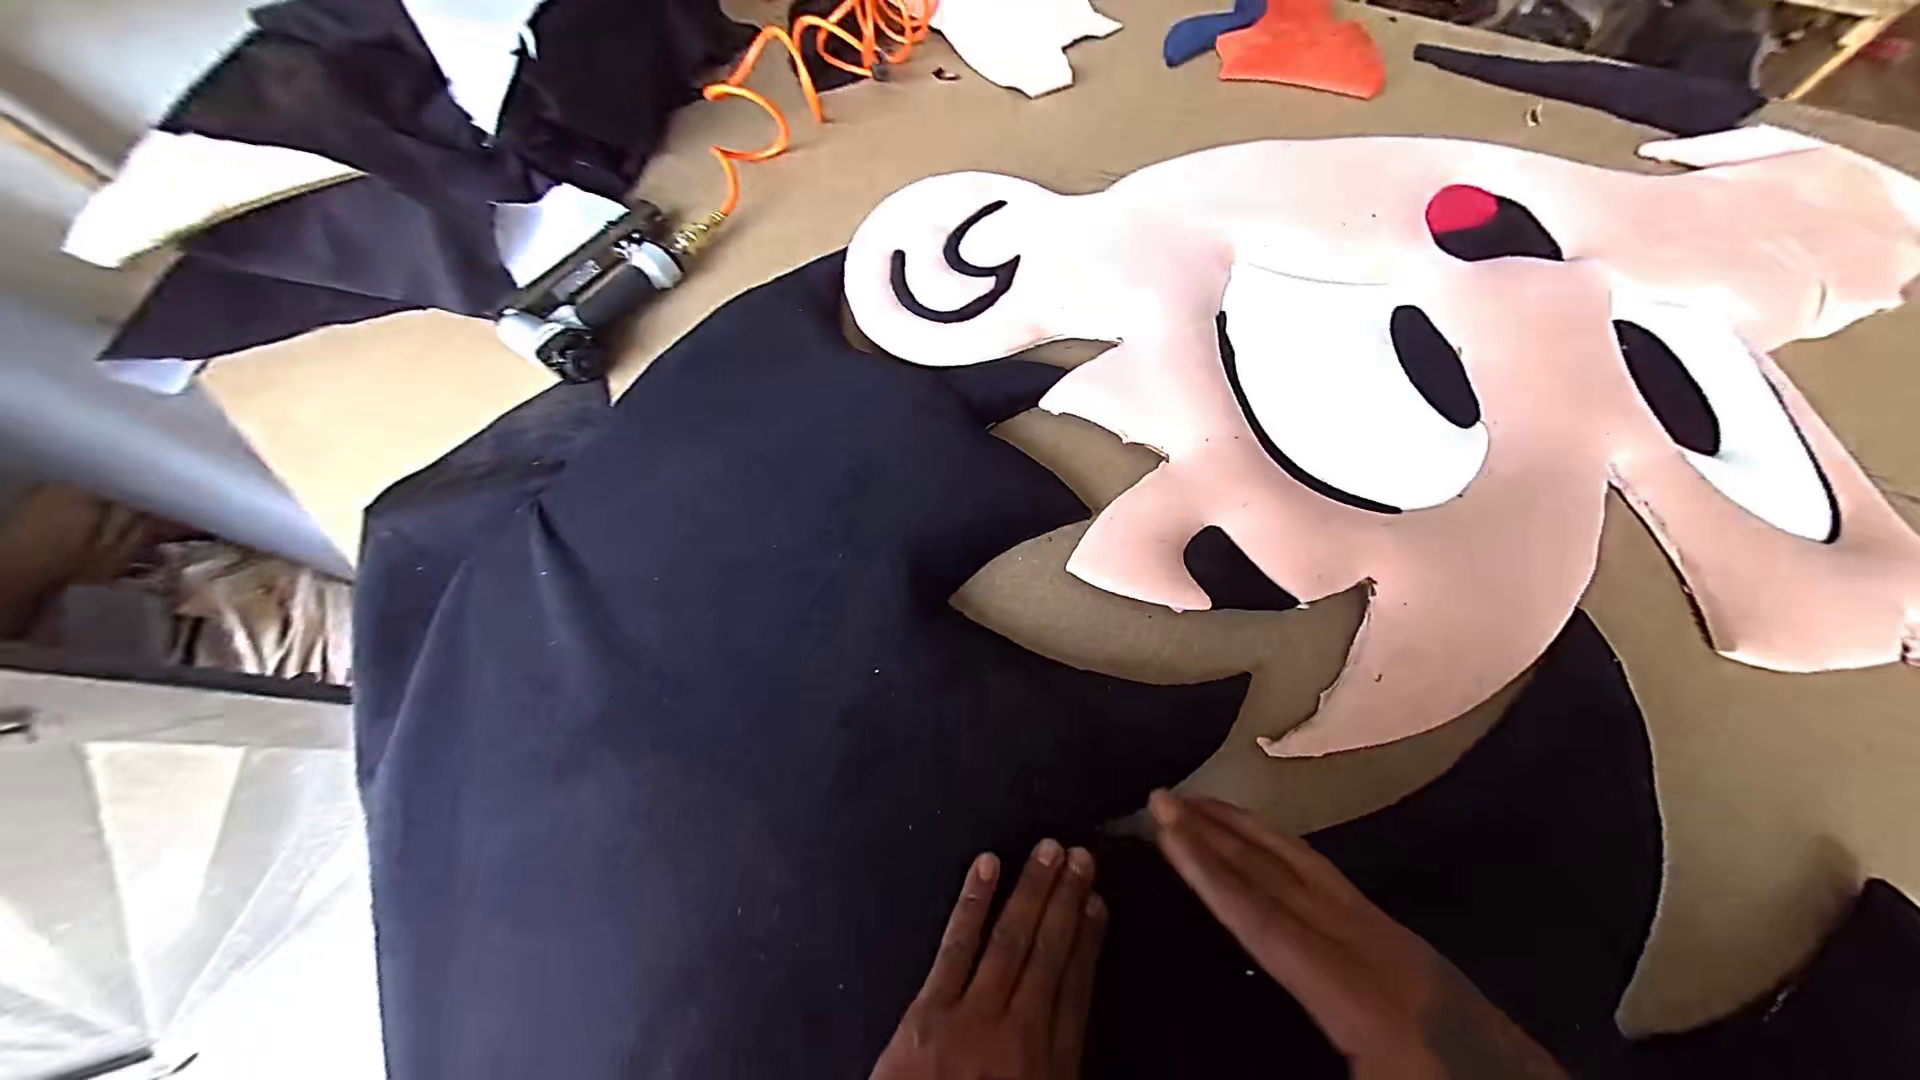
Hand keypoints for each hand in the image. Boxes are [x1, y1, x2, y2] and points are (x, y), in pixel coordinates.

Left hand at [870, 840, 1107, 1079]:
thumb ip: (1058, 1061)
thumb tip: (1071, 1012)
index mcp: (1051, 1068)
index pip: (1077, 989)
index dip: (1089, 942)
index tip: (1098, 904)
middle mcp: (1021, 1034)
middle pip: (1050, 953)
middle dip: (1067, 901)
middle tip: (1081, 856)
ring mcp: (973, 1018)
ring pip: (1012, 939)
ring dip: (1033, 890)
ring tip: (1050, 850)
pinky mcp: (929, 1012)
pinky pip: (957, 945)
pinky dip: (974, 901)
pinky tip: (988, 864)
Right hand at [1149, 790, 1566, 1079]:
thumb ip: (1288, 1051)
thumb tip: (1206, 1045)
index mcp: (1358, 997)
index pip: (1261, 919)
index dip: (1206, 871)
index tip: (1164, 827)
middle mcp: (1370, 946)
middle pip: (1275, 875)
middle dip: (1213, 832)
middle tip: (1162, 796)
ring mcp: (1387, 933)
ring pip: (1301, 863)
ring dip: (1242, 827)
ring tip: (1196, 802)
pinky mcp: (1396, 934)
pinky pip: (1323, 873)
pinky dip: (1277, 845)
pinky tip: (1256, 841)